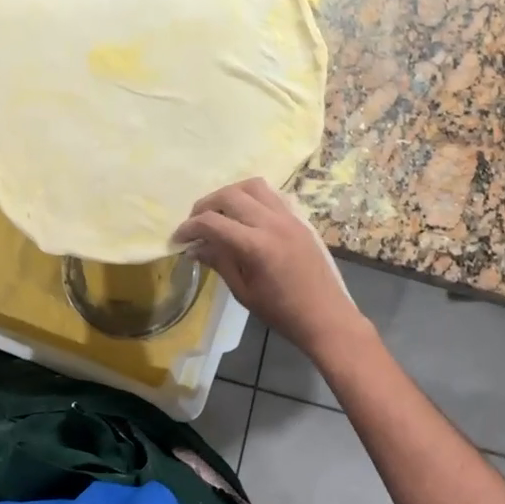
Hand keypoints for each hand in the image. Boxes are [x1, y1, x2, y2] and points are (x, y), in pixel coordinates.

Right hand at [173, 178, 366, 353]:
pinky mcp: (299, 219)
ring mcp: (289, 218)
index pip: (212, 222)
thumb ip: (218, 261)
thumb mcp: (243, 291)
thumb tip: (194, 247)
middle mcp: (272, 223)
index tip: (178, 238)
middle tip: (195, 223)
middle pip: (229, 195)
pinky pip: (272, 195)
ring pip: (253, 186)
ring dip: (230, 194)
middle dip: (205, 205)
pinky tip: (246, 215)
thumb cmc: (281, 312)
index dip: (189, 228)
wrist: (326, 317)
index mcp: (255, 246)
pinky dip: (253, 197)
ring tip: (220, 212)